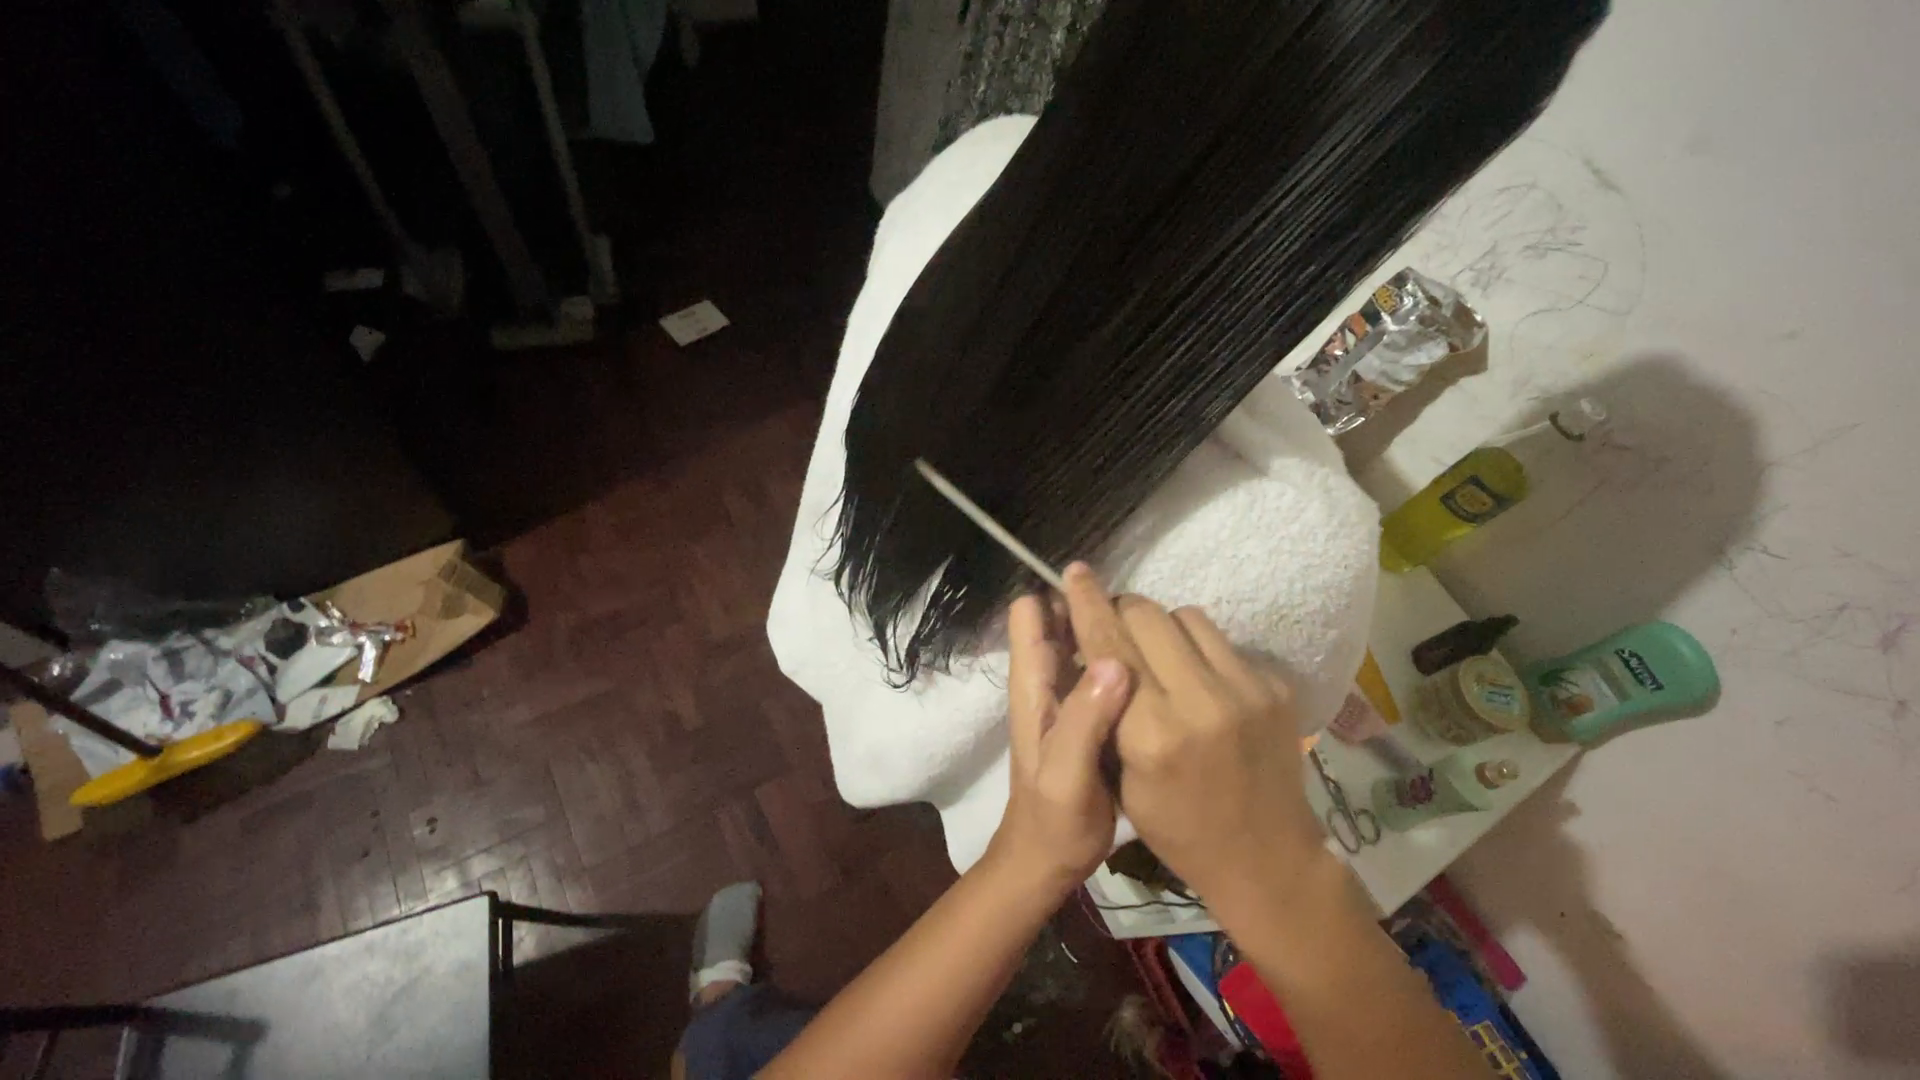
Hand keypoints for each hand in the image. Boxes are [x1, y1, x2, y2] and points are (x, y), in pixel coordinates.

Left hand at [985, 591, 1135, 894]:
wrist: (1051, 859)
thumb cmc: (1054, 821)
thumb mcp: (1067, 776)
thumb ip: (1085, 722)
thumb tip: (1113, 662)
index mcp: (1032, 687)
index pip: (1028, 616)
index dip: (1058, 595)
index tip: (1100, 588)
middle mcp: (1046, 682)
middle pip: (1060, 621)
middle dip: (1092, 607)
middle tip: (1143, 612)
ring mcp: (1068, 698)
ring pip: (1083, 644)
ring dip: (1109, 632)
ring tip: (1157, 631)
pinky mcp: (1090, 716)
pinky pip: (1103, 673)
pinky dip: (1121, 660)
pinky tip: (1158, 666)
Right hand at [1057, 563, 1326, 910]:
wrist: (1266, 857)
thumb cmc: (1177, 829)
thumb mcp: (1122, 778)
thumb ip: (1107, 711)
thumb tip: (1093, 652)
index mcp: (1151, 732)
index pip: (1109, 645)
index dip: (1086, 603)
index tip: (1073, 572)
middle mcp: (1200, 700)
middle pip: (1148, 615)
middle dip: (1122, 610)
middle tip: (1114, 623)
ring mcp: (1246, 690)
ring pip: (1188, 617)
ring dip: (1163, 627)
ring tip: (1159, 653)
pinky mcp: (1275, 686)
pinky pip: (1223, 643)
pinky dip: (1200, 651)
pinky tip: (1200, 682)